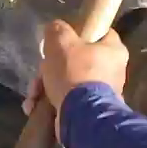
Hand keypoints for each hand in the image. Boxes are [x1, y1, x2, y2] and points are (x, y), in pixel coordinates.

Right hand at [26, 20, 128, 134]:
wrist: (81, 118)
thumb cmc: (75, 73)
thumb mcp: (60, 42)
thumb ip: (57, 29)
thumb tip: (55, 29)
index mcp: (113, 50)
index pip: (98, 32)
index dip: (77, 32)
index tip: (59, 38)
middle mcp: (111, 71)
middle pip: (76, 60)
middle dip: (50, 68)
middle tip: (40, 74)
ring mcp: (101, 93)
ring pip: (67, 81)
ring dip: (45, 87)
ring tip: (33, 96)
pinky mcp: (88, 111)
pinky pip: (66, 100)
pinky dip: (49, 103)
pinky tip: (34, 107)